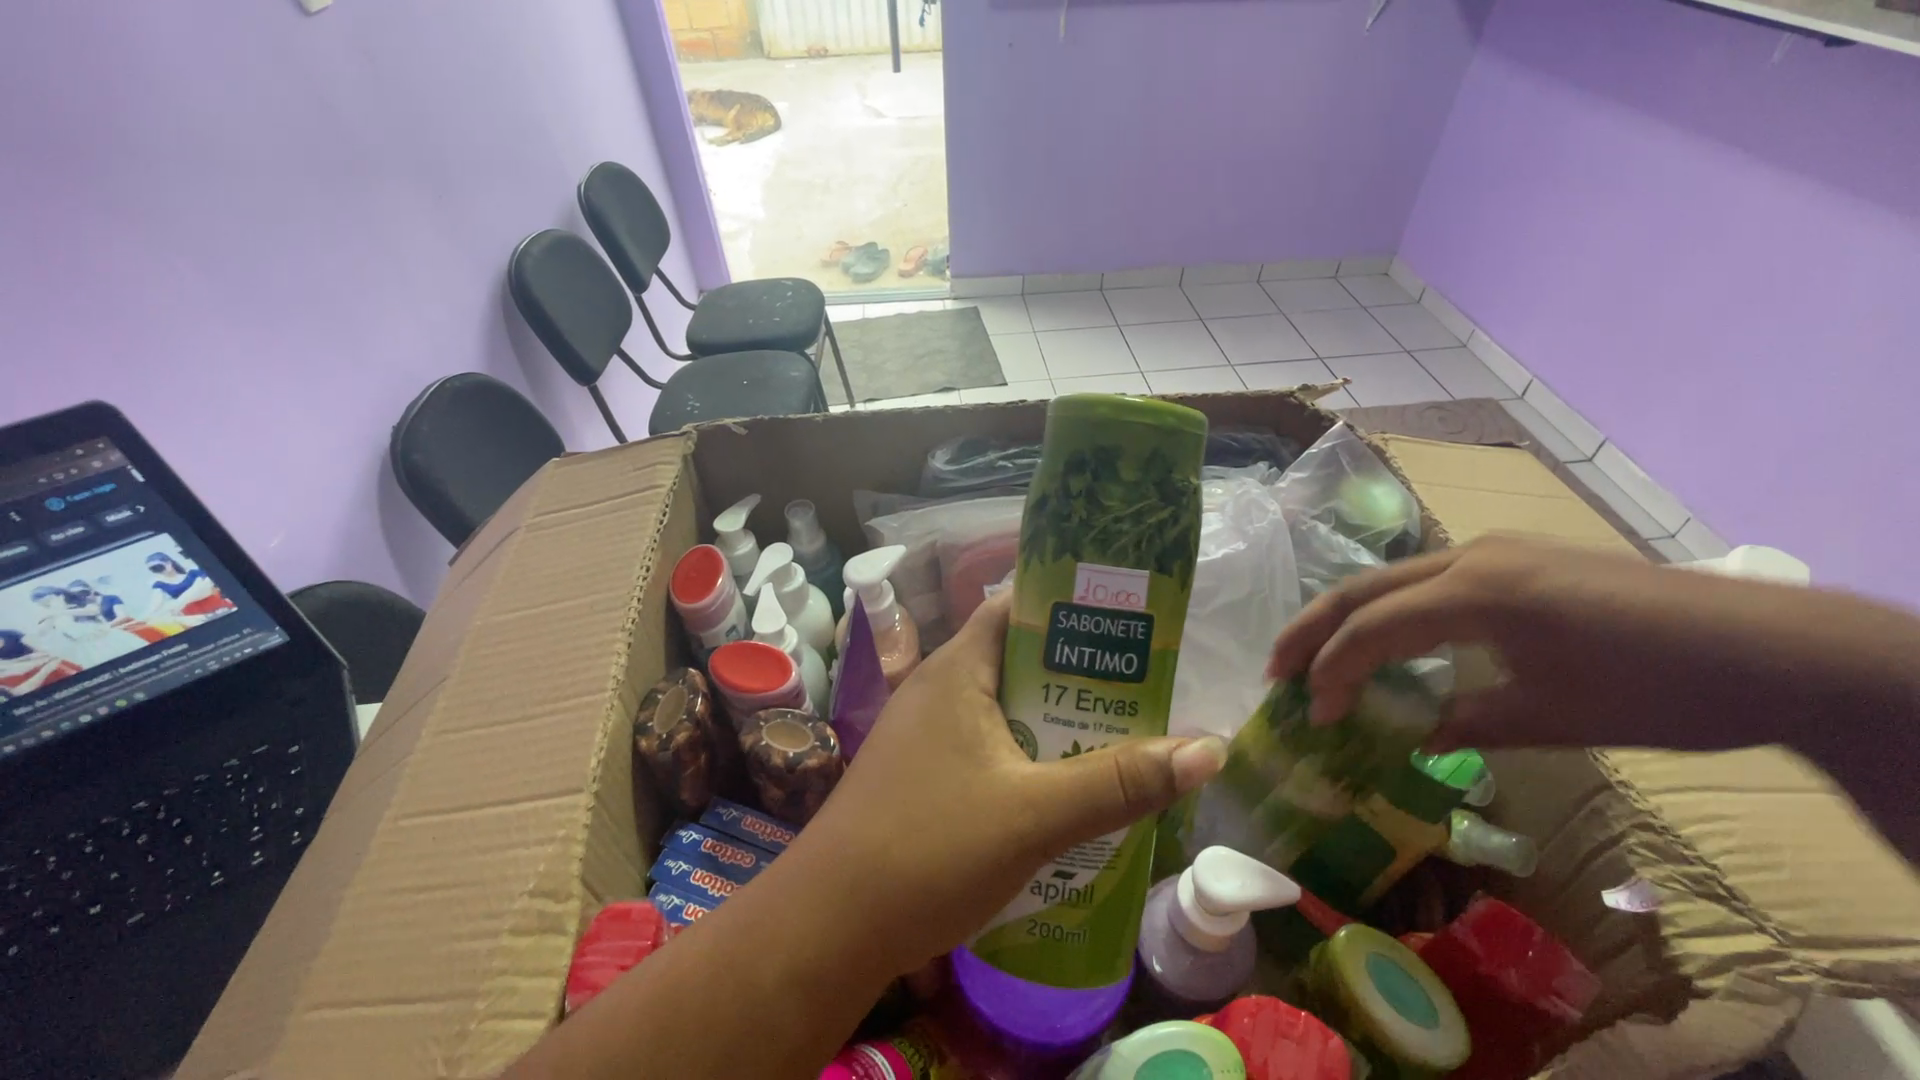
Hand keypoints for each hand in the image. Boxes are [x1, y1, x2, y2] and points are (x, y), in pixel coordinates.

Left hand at [784, 589, 1226, 979]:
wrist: (827, 928)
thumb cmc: (928, 851)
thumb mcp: (1034, 815)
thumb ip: (1119, 782)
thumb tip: (1209, 747)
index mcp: (957, 671)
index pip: (1018, 608)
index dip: (1073, 609)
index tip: (1133, 626)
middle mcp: (937, 691)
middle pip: (1019, 663)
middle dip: (1080, 679)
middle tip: (1146, 695)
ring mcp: (925, 738)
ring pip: (1006, 713)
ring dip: (1057, 726)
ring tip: (1122, 743)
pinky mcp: (922, 779)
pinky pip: (988, 752)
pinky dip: (1029, 762)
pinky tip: (1065, 797)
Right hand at [1268, 536, 1919, 757]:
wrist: (1773, 649)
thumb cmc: (1657, 692)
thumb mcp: (1551, 719)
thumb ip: (1463, 724)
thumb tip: (1410, 738)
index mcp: (1474, 594)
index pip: (1370, 629)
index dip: (1330, 673)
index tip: (1312, 717)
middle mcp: (1471, 558)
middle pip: (1361, 589)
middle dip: (1310, 631)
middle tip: (1276, 672)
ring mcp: (1496, 551)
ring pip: (1391, 578)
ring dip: (1346, 616)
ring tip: (1317, 657)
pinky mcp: (1519, 558)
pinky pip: (1427, 579)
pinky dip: (1390, 610)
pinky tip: (1391, 639)